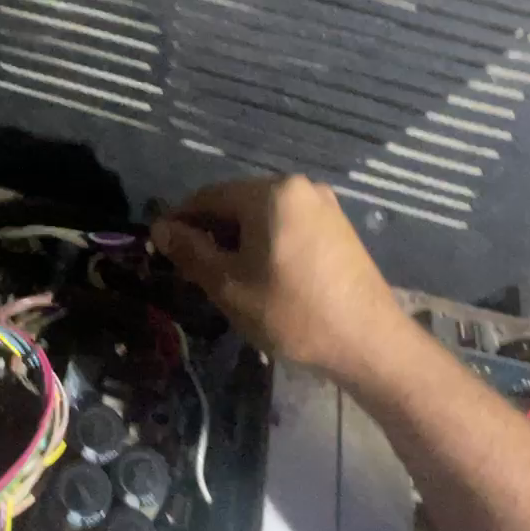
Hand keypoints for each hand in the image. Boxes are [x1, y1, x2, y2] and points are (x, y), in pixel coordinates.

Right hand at [151, 175, 403, 375]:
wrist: (370, 343)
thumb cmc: (292, 312)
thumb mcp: (229, 284)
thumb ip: (190, 251)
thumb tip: (160, 228)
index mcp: (270, 193)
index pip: (207, 197)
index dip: (179, 220)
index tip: (159, 246)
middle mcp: (297, 187)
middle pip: (235, 203)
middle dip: (209, 231)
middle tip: (190, 267)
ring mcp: (322, 205)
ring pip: (261, 215)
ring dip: (236, 238)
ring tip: (223, 274)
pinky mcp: (337, 226)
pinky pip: (286, 224)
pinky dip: (264, 242)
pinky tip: (259, 273)